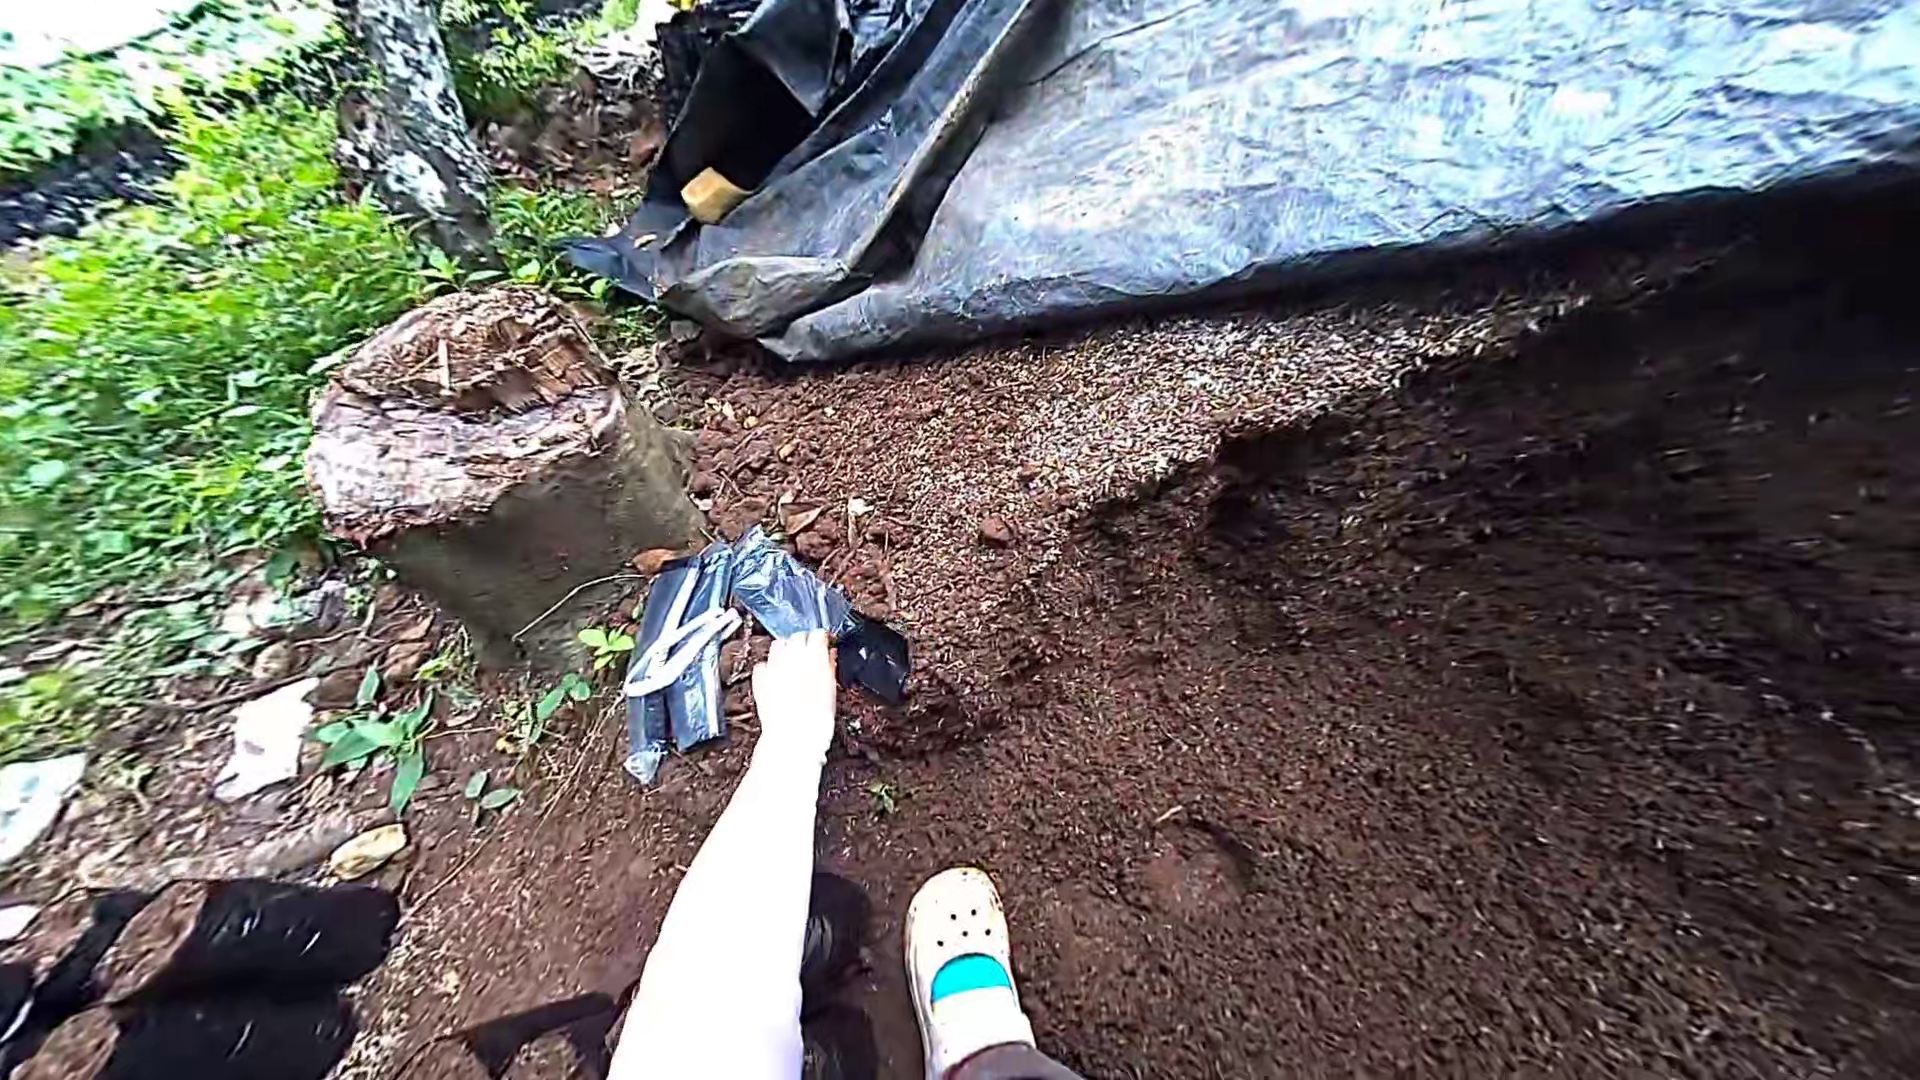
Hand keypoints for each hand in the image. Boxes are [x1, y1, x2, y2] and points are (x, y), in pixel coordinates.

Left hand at [749, 630, 835, 762]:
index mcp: (814, 656)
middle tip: (811, 654)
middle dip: (804, 641)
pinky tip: (777, 675)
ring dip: (786, 649)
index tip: (825, 644)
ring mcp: (773, 666)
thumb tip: (830, 655)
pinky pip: (763, 664)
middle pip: (798, 636)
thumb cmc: (816, 720)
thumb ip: (830, 666)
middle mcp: (792, 657)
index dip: (823, 639)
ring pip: (779, 644)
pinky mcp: (760, 679)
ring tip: (793, 662)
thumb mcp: (832, 689)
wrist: (794, 739)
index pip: (818, 634)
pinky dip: (769, 666)